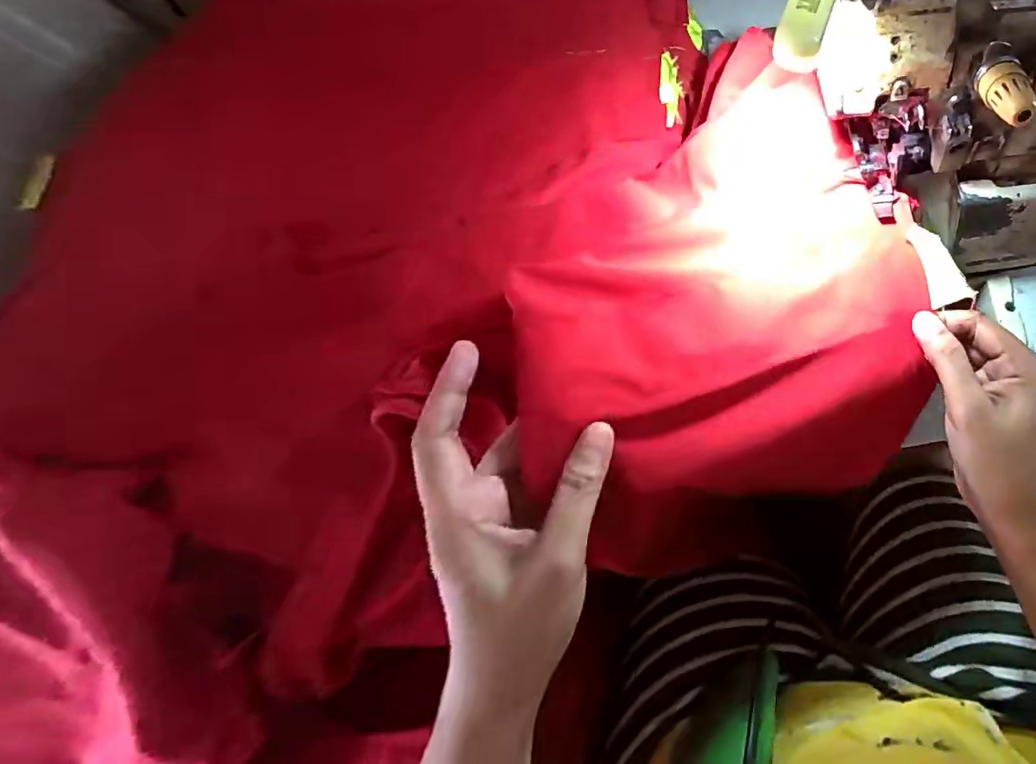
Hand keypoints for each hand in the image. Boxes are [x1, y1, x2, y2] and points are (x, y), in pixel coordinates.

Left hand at [411, 340, 615, 762]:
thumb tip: (599, 429)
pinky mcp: (514, 528)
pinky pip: (532, 480)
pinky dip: (555, 459)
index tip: (465, 347)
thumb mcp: (556, 559)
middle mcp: (468, 507)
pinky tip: (586, 442)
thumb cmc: (519, 628)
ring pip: (512, 460)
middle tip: (547, 362)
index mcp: (457, 514)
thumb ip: (577, 492)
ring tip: (580, 395)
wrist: (505, 686)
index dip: (447, 391)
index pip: (436, 440)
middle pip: (481, 443)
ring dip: (541, 433)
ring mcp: (491, 518)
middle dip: (510, 403)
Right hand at [911, 310, 1035, 542]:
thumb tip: (922, 318)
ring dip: (947, 356)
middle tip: (909, 346)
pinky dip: (953, 373)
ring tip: (915, 358)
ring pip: (973, 355)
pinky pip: (974, 375)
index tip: (912, 331)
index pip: (981, 325)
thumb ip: (946, 358)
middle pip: (978, 338)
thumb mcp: (966, 407)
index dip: (947, 322)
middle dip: (945, 339)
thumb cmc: (994, 463)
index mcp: (1027, 365)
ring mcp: (1014, 386)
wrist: (1012, 516)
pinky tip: (930, 375)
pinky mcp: (1000, 401)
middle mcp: (1025, 369)